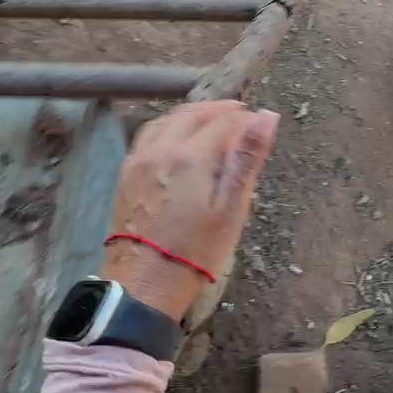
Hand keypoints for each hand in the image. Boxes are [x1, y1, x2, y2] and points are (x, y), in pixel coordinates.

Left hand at [103, 100, 279, 320]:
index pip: (223, 122)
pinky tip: (178, 139)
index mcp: (191, 156)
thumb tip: (266, 117)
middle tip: (241, 114)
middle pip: (191, 114)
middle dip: (219, 109)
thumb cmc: (198, 249)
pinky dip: (170, 126)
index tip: (262, 123)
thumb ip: (247, 158)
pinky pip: (148, 135)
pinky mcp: (126, 175)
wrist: (146, 282)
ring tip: (212, 121)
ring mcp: (139, 161)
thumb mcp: (233, 207)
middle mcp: (161, 149)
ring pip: (166, 121)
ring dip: (192, 114)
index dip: (246, 119)